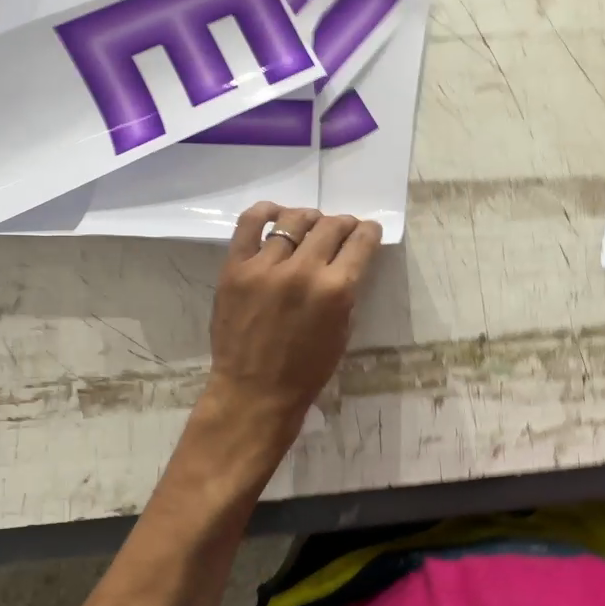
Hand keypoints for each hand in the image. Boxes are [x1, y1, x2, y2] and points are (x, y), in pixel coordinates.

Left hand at [202, 202, 383, 429]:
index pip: (360, 241)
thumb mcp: (343, 330)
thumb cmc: (306, 370)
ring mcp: (265, 267)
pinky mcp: (235, 268)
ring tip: (311, 224)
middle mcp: (303, 271)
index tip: (368, 231)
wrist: (254, 393)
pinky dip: (265, 212)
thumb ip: (345, 290)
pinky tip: (275, 214)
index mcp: (336, 290)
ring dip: (310, 218)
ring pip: (294, 219)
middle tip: (343, 229)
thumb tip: (346, 260)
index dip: (369, 231)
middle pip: (331, 225)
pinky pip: (249, 224)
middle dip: (344, 224)